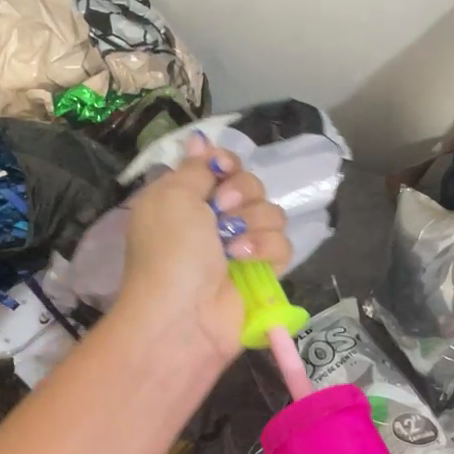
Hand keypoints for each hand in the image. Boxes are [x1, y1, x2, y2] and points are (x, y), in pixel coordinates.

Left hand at [117, 132, 290, 362]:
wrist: (183, 313)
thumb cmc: (170, 251)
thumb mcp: (172, 196)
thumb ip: (196, 168)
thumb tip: (201, 140)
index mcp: (186, 198)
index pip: (222, 165)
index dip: (227, 163)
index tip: (222, 168)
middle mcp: (215, 219)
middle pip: (252, 184)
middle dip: (242, 193)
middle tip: (223, 210)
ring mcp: (241, 245)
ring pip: (272, 213)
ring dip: (253, 224)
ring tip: (231, 246)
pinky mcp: (263, 271)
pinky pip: (283, 244)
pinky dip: (265, 249)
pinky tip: (244, 261)